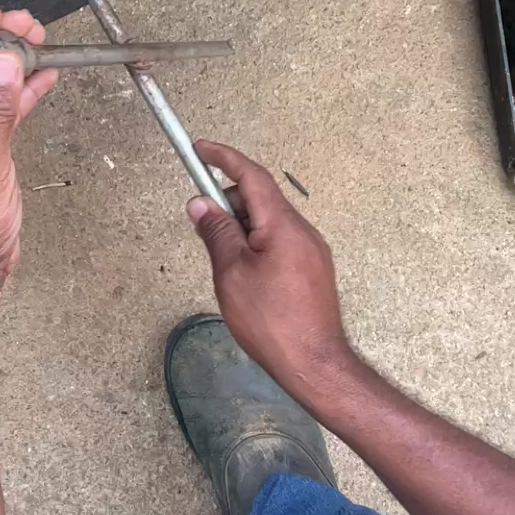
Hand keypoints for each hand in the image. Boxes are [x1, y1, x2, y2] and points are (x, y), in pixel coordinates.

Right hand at [187, 140, 355, 385]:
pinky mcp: (312, 269)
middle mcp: (302, 230)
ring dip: (240, 226)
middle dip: (227, 202)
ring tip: (222, 260)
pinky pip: (278, 239)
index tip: (199, 148)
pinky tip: (242, 272)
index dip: (224, 157)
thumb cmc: (270, 320)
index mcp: (283, 225)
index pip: (251, 175)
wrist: (316, 366)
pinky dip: (254, 241)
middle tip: (203, 227)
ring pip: (267, 221)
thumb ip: (216, 232)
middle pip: (259, 198)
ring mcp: (311, 250)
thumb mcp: (231, 273)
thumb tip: (200, 203)